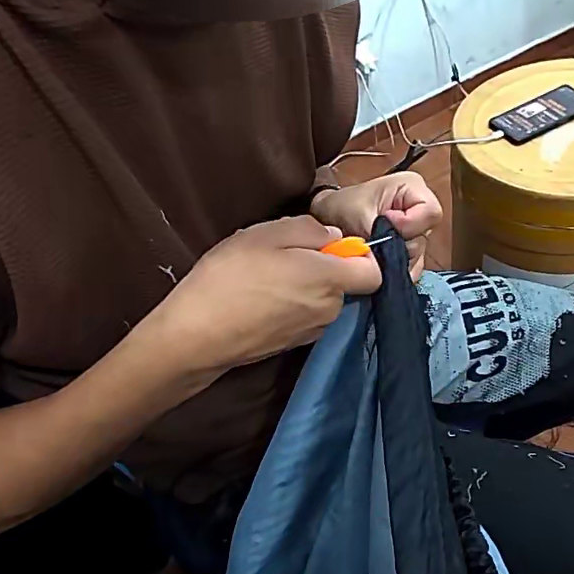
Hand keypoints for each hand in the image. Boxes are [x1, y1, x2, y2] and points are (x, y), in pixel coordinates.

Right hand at [145, 216, 380, 371]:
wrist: (199, 334)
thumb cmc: (231, 278)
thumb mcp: (266, 234)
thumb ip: (309, 230)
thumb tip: (333, 237)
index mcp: (330, 279)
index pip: (374, 272)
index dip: (360, 255)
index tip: (332, 245)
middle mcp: (331, 309)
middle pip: (345, 284)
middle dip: (324, 268)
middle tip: (284, 256)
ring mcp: (315, 330)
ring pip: (325, 300)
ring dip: (307, 287)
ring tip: (267, 278)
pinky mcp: (296, 344)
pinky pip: (307, 316)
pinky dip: (294, 306)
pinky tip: (263, 299)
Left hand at [311, 172, 442, 277]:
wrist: (330, 217)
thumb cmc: (344, 206)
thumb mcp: (360, 214)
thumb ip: (381, 234)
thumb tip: (394, 259)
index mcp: (413, 188)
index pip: (431, 213)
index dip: (410, 224)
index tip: (385, 223)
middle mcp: (420, 209)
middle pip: (425, 236)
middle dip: (400, 245)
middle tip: (376, 239)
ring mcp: (416, 231)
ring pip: (419, 255)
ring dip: (396, 259)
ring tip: (374, 250)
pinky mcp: (410, 249)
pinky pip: (412, 267)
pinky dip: (395, 269)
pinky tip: (380, 262)